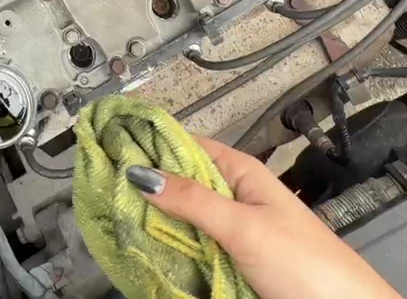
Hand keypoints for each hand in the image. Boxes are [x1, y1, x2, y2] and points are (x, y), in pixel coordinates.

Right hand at [129, 135, 401, 298]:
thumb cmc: (306, 266)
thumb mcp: (245, 227)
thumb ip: (193, 200)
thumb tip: (139, 171)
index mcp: (239, 171)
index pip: (182, 142)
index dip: (147, 140)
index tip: (107, 141)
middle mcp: (232, 195)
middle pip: (178, 181)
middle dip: (144, 183)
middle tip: (100, 183)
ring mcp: (231, 230)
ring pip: (182, 217)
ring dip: (154, 218)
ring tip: (112, 214)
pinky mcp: (232, 263)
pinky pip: (192, 249)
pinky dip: (169, 247)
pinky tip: (144, 247)